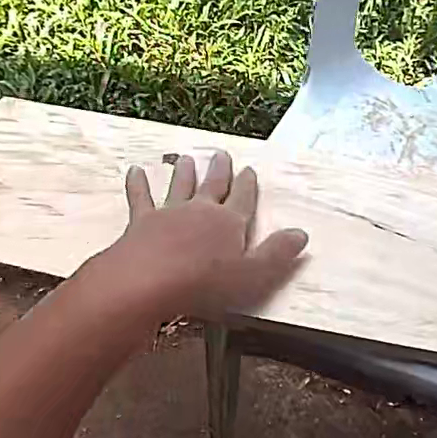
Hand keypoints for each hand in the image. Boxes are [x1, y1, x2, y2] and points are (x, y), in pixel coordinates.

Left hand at [76, 150, 308, 327]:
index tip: (249, 170)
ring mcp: (170, 214)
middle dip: (220, 171)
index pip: (243, 199)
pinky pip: (141, 198)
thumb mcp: (254, 273)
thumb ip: (278, 252)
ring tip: (186, 159)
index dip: (248, 185)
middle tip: (222, 154)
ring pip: (180, 187)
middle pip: (214, 187)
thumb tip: (302, 233)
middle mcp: (202, 211)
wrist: (147, 282)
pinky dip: (138, 184)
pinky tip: (135, 171)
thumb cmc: (205, 282)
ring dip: (185, 173)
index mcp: (230, 222)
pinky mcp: (141, 223)